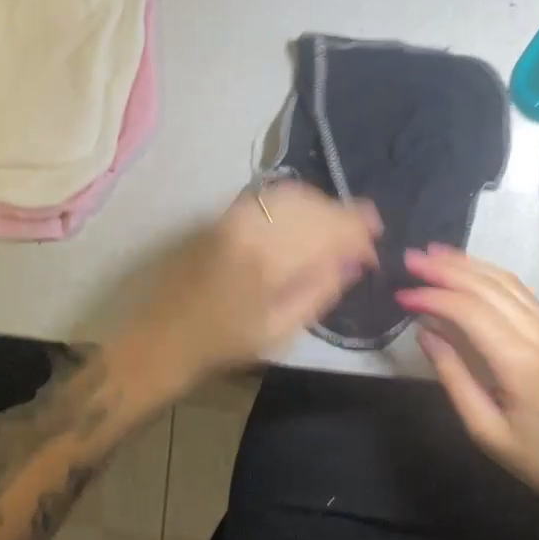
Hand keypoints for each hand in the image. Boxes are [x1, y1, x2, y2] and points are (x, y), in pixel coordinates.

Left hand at [118, 182, 380, 391]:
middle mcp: (253, 227)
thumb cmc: (224, 345)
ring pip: (293, 195)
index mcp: (270, 260)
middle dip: (345, 217)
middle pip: (314, 205)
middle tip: (363, 237)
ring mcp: (234, 217)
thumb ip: (320, 290)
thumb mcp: (281, 330)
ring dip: (322, 207)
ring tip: (337, 229)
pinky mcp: (222, 216)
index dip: (359, 232)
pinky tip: (305, 221)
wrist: (163, 338)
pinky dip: (296, 203)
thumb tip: (353, 261)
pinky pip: (270, 196)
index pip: (329, 229)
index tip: (375, 247)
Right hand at [397, 245, 538, 501]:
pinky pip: (522, 293)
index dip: (432, 297)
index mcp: (520, 362)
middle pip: (488, 287)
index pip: (469, 311)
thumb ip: (454, 377)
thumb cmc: (538, 461)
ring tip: (434, 254)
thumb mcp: (485, 430)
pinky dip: (491, 276)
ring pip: (508, 283)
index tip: (400, 295)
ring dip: (469, 265)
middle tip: (410, 258)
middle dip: (446, 269)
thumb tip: (426, 333)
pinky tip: (470, 272)